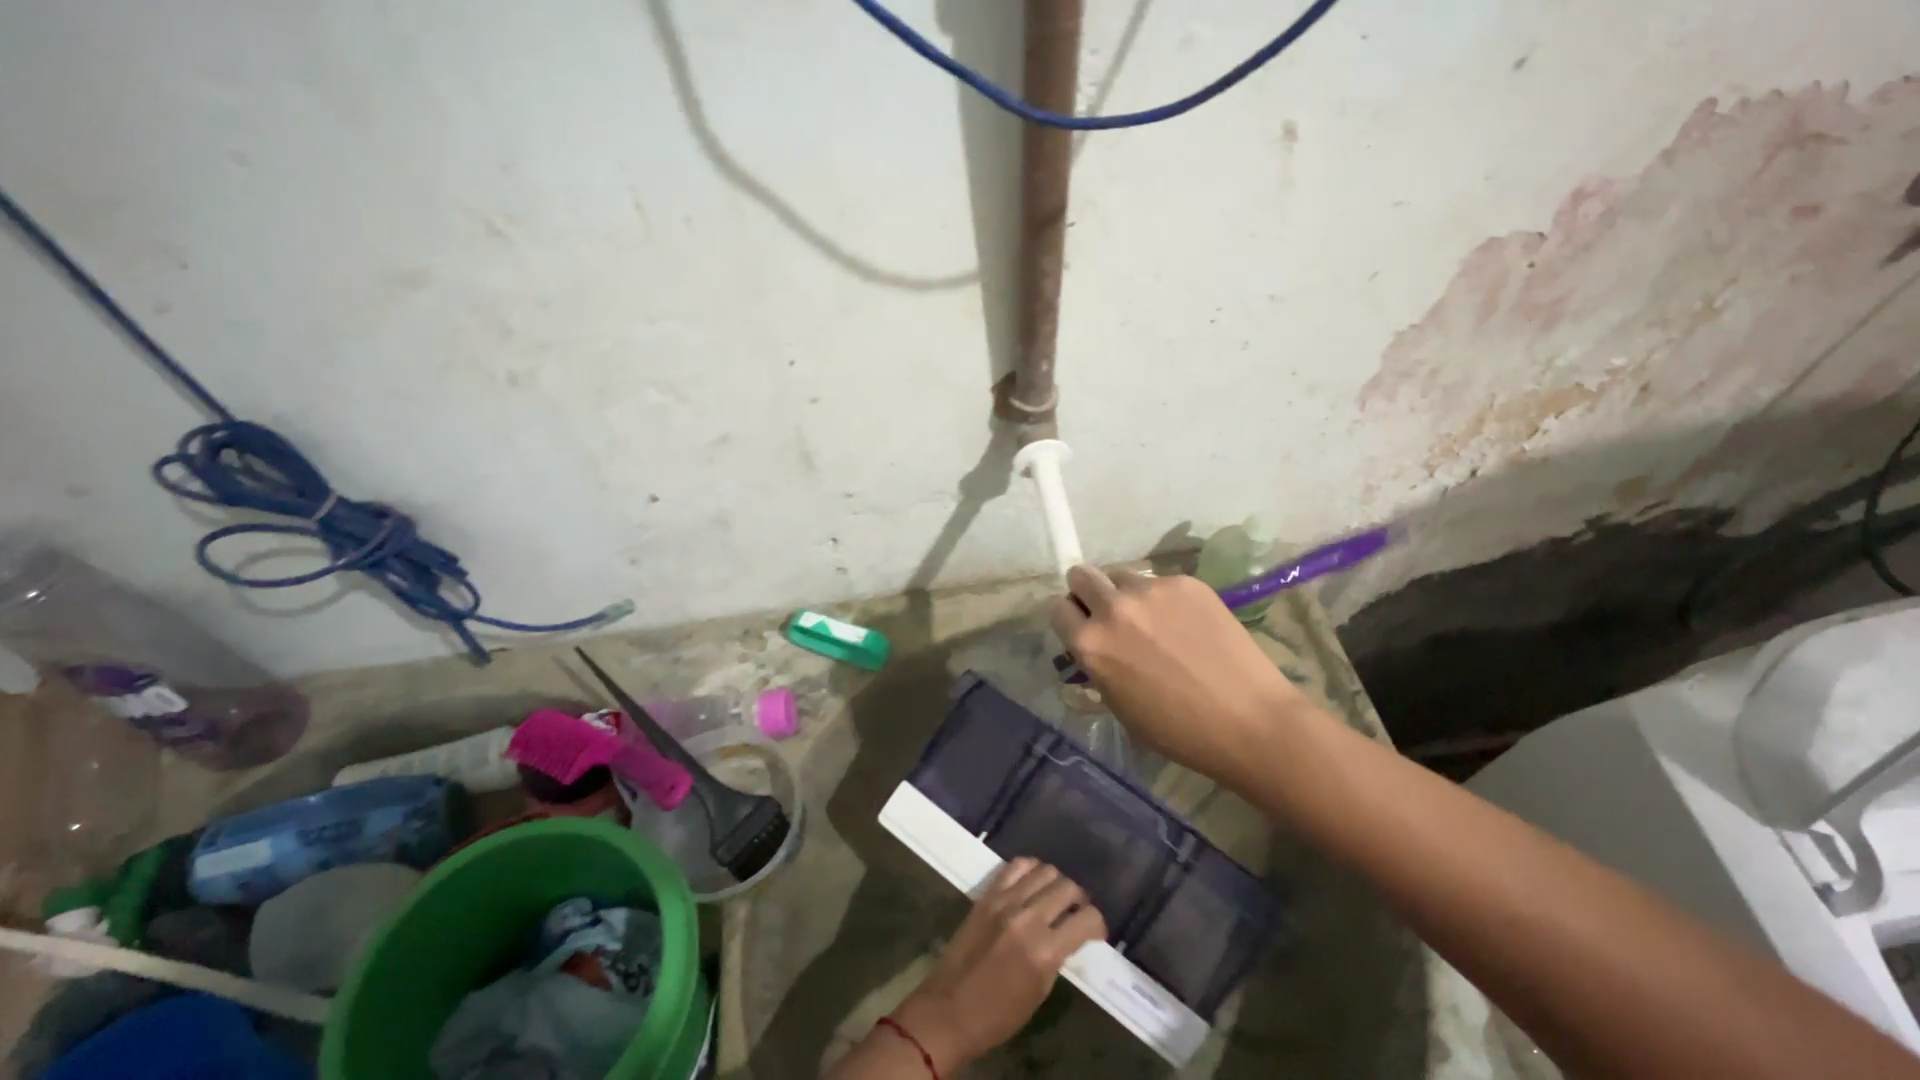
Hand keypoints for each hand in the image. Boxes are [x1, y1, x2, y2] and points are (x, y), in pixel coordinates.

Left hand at [888, 859, 1106, 1071]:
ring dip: (1056, 883)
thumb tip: (1069, 935)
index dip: (1098, 924)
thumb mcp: (1040, 992)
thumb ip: (1057, 956)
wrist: (947, 1010)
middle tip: (1075, 914)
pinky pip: (1016, 866)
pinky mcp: (986, 896)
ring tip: (1053, 899)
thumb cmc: (997, 1015)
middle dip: (1079, 900)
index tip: (1095, 933)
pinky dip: (1030, 871)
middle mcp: (1028, 918)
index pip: (1087, 919)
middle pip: (1068, 887)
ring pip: (1045, 870)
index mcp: (1044, 950)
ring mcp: (1005, 902)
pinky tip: (1031, 886)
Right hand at [1050, 564, 1306, 784]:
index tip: (1084, 628)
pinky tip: (1189, 625)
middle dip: (1090, 592)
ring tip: (1155, 621)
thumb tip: (1096, 648)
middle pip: (1082, 575)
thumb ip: (1098, 666)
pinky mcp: (1188, 582)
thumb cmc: (1178, 730)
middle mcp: (1114, 607)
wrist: (1249, 720)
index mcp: (1090, 643)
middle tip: (1110, 614)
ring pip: (1124, 575)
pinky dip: (1166, 598)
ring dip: (1128, 593)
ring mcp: (1153, 590)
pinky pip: (1162, 581)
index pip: (1058, 608)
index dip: (1071, 618)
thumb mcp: (1118, 705)